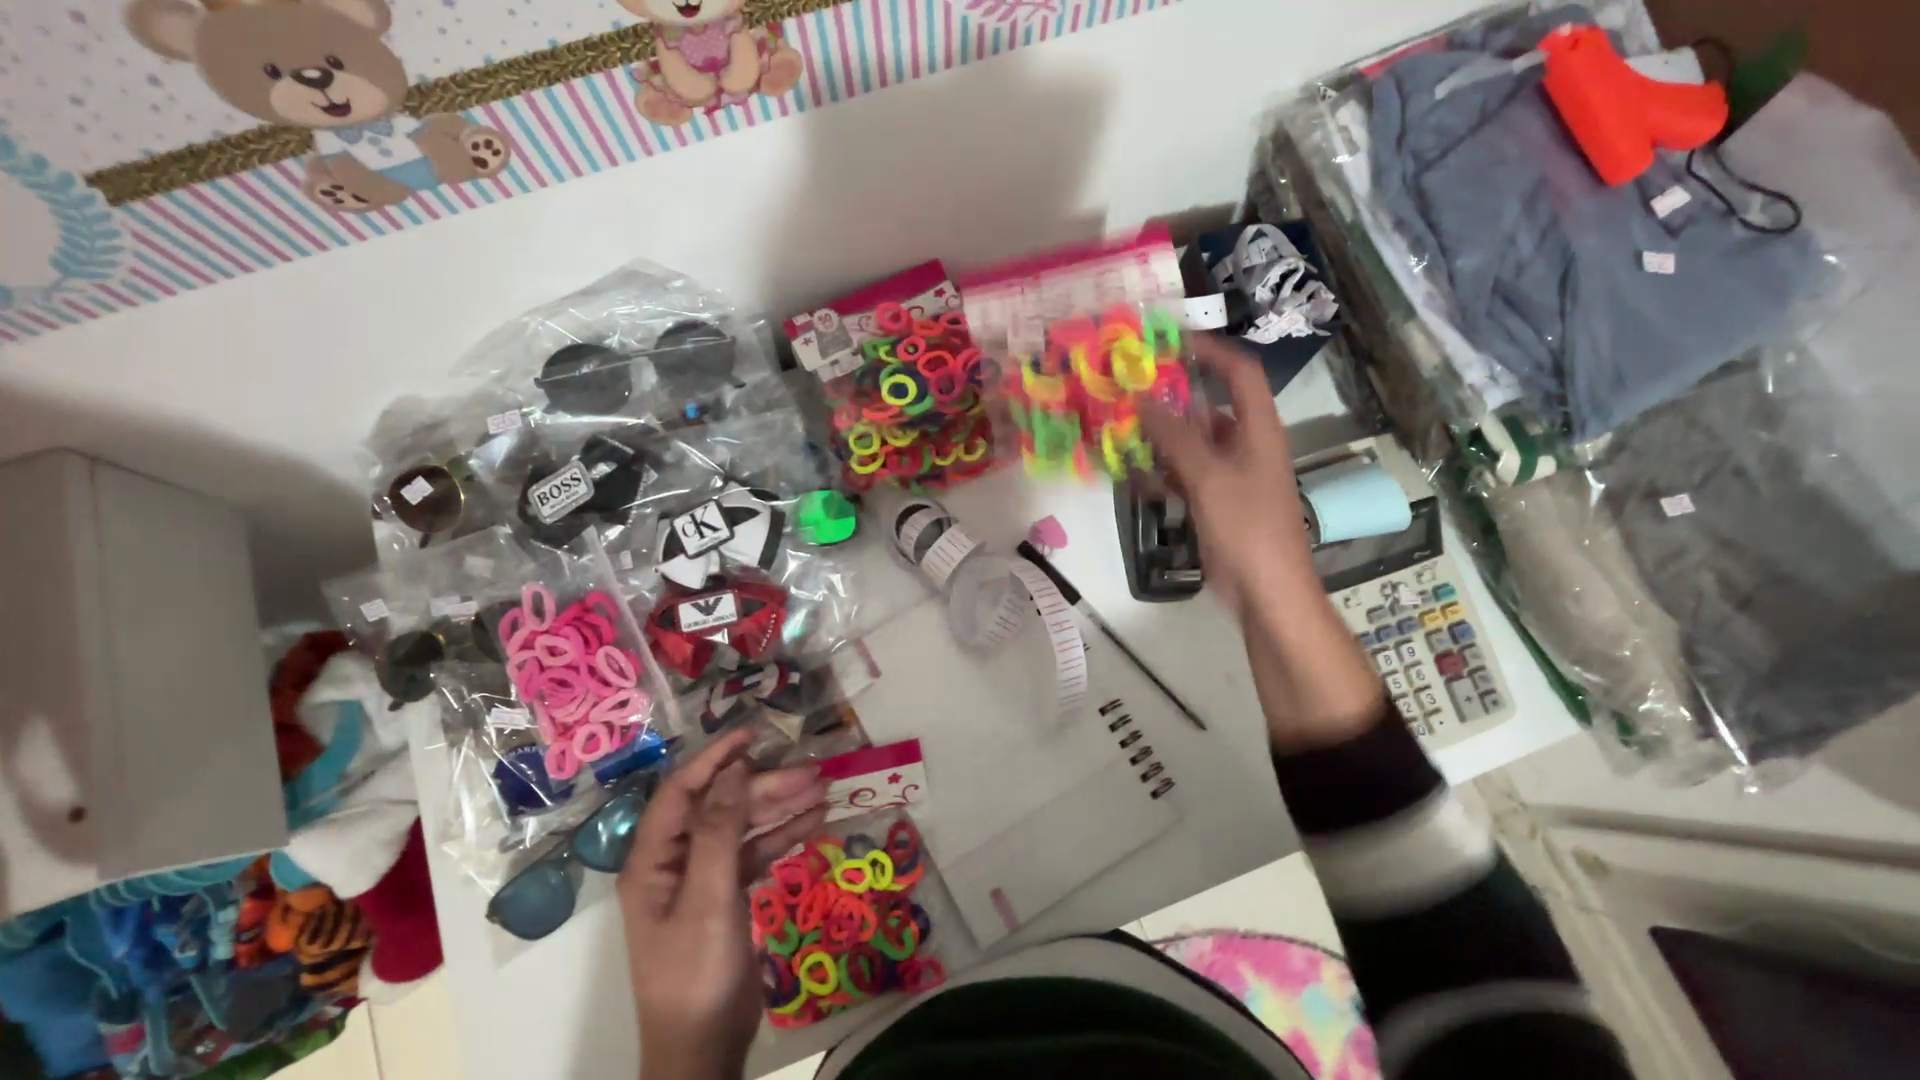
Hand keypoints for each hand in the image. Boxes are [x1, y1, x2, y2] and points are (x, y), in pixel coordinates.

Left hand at [619, 730, 828, 1079]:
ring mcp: (702, 879)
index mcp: (653, 859)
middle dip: (764, 787)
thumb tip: (733, 771)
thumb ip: (719, 832)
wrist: (703, 1046)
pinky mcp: (726, 897)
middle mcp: (674, 861)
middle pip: (720, 807)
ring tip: (824, 789)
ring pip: (742, 828)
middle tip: (812, 772)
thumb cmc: (695, 972)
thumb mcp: (708, 899)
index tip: (754, 734)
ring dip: (780, 808)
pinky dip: (783, 838)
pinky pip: (755, 855)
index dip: (714, 759)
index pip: (681, 792)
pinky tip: (816, 822)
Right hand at [1138, 334, 1314, 616]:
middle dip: (1170, 395)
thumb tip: (1142, 397)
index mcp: (1258, 430)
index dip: (1210, 350)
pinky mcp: (1215, 502)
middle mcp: (1246, 445)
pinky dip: (1161, 469)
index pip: (1240, 372)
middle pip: (1209, 405)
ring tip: (1119, 424)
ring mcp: (1230, 475)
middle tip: (1128, 386)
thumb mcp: (1209, 478)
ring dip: (1160, 434)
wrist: (1267, 593)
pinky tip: (1131, 470)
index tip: (1167, 342)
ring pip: (1192, 442)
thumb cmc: (1247, 529)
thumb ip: (1175, 437)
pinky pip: (1185, 475)